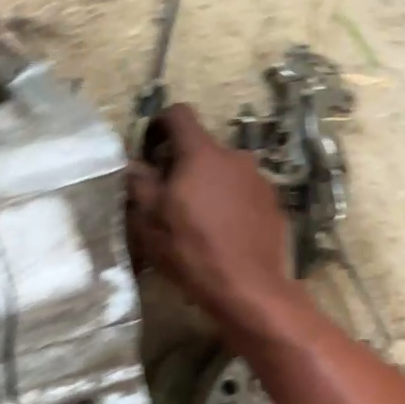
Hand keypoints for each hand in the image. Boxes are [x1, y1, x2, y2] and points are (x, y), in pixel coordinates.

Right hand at [128, 104, 305, 332]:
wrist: (249, 288)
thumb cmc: (191, 250)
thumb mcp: (150, 221)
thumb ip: (139, 185)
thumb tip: (131, 164)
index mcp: (202, 154)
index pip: (179, 115)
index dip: (159, 125)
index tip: (149, 149)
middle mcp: (235, 157)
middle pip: (201, 150)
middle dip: (181, 168)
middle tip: (167, 202)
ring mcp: (259, 179)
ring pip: (223, 173)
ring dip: (206, 188)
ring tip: (195, 224)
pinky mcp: (273, 204)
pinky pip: (242, 194)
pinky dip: (227, 206)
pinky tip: (220, 236)